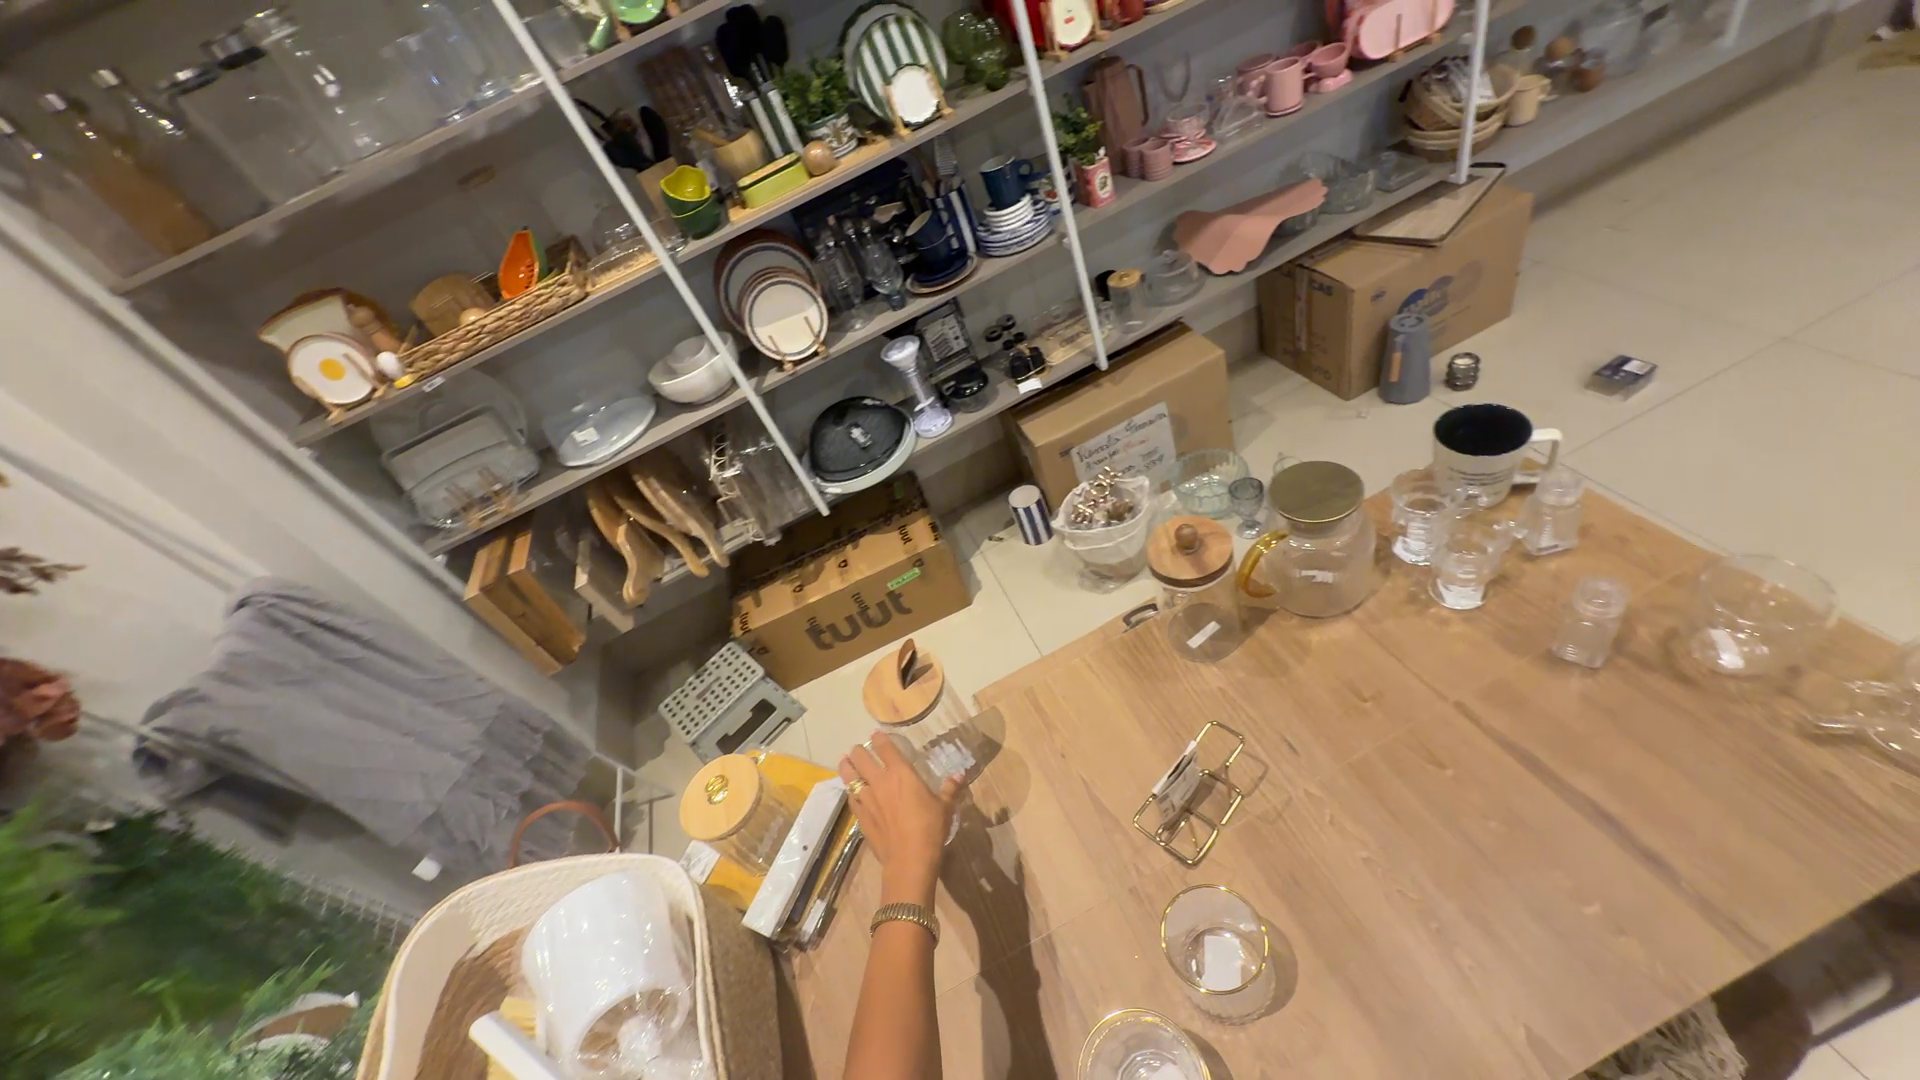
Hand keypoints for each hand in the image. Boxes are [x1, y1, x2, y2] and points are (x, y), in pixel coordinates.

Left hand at [840, 736, 961, 904]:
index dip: (880, 739)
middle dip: (859, 751)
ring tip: (844, 761)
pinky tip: (850, 792)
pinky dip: (850, 793)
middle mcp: (881, 782)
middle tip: (857, 748)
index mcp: (901, 774)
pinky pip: (852, 800)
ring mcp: (868, 800)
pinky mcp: (861, 818)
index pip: (886, 749)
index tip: (876, 734)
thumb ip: (950, 789)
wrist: (909, 859)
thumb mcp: (944, 807)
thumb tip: (960, 775)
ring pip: (851, 778)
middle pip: (863, 760)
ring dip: (847, 768)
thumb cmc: (930, 828)